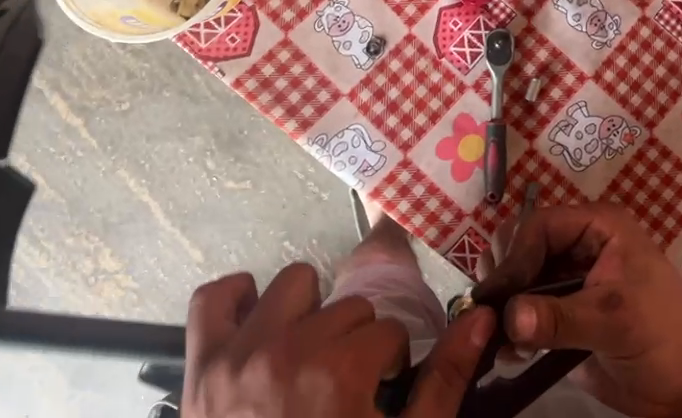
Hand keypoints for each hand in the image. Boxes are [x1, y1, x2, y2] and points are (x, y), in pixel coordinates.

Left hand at [183, 263, 494, 417]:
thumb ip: (444, 381)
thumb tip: (482, 317)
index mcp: (340, 371)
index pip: (389, 332)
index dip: (390, 365)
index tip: (378, 396)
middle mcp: (288, 349)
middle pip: (350, 308)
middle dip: (357, 343)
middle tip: (346, 389)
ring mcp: (238, 356)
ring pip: (294, 284)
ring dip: (308, 313)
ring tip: (307, 358)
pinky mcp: (200, 368)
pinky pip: (215, 299)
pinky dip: (239, 300)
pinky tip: (260, 325)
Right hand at [474, 203, 681, 417]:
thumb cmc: (665, 338)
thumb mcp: (614, 321)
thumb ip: (559, 317)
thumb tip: (507, 317)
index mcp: (600, 226)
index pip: (542, 225)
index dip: (517, 254)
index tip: (499, 294)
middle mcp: (582, 245)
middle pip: (526, 246)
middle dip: (507, 277)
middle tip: (490, 311)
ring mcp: (573, 279)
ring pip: (523, 278)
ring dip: (506, 304)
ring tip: (494, 334)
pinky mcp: (566, 314)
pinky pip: (529, 310)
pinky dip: (514, 326)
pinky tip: (505, 350)